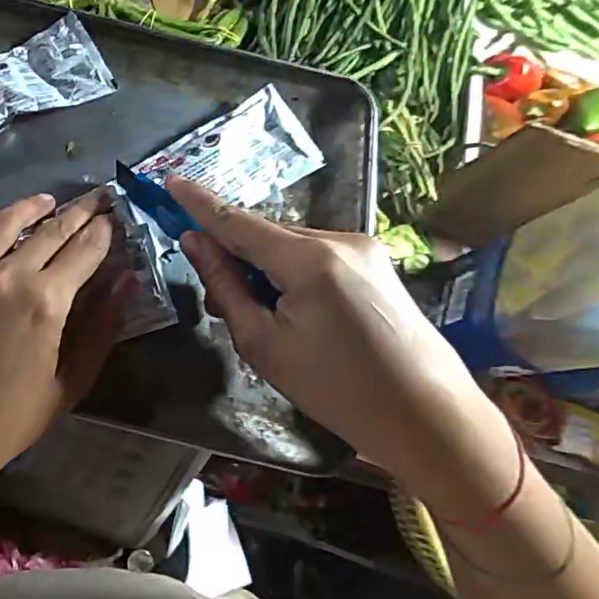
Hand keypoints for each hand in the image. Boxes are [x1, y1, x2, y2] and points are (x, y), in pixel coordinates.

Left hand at [0, 188, 127, 509]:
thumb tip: (128, 280)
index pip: (85, 251)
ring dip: (30, 206)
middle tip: (94, 198)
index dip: (104, 233)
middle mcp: (6, 276)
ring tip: (47, 199)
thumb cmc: (7, 422)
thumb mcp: (67, 384)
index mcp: (45, 302)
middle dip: (78, 212)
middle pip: (50, 231)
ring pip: (1, 222)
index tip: (114, 219)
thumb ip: (101, 328)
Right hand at [170, 179, 512, 497]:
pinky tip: (298, 315)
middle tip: (219, 303)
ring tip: (263, 319)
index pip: (239, 222)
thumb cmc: (337, 389)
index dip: (200, 204)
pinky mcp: (377, 264)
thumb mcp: (265, 344)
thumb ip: (225, 286)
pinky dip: (294, 277)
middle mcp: (340, 240)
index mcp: (310, 260)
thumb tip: (195, 243)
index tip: (170, 181)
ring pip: (292, 248)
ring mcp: (365, 249)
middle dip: (236, 259)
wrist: (428, 416)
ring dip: (266, 271)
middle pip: (267, 237)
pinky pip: (318, 259)